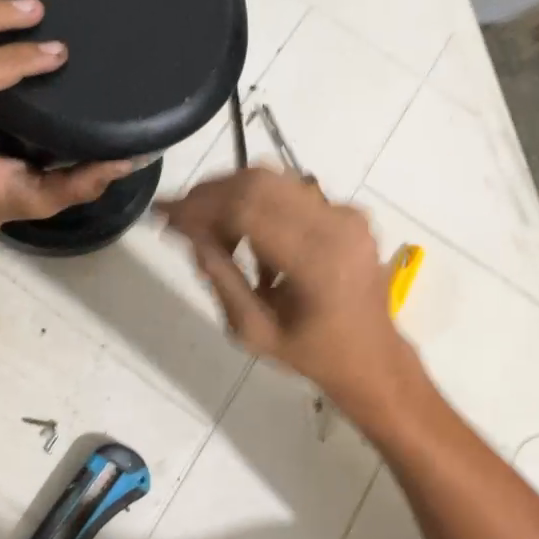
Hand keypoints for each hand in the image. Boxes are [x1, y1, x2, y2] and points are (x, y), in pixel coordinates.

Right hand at [159, 168, 415, 408]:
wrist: (374, 358)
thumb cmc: (312, 354)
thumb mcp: (253, 331)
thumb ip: (219, 278)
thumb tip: (187, 233)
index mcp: (316, 261)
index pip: (246, 210)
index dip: (199, 207)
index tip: (164, 214)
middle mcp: (336, 225)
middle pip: (258, 183)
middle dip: (209, 193)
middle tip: (178, 215)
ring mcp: (346, 214)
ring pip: (273, 179)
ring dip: (232, 196)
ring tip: (210, 231)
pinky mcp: (348, 211)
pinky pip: (291, 191)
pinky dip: (258, 204)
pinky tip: (245, 237)